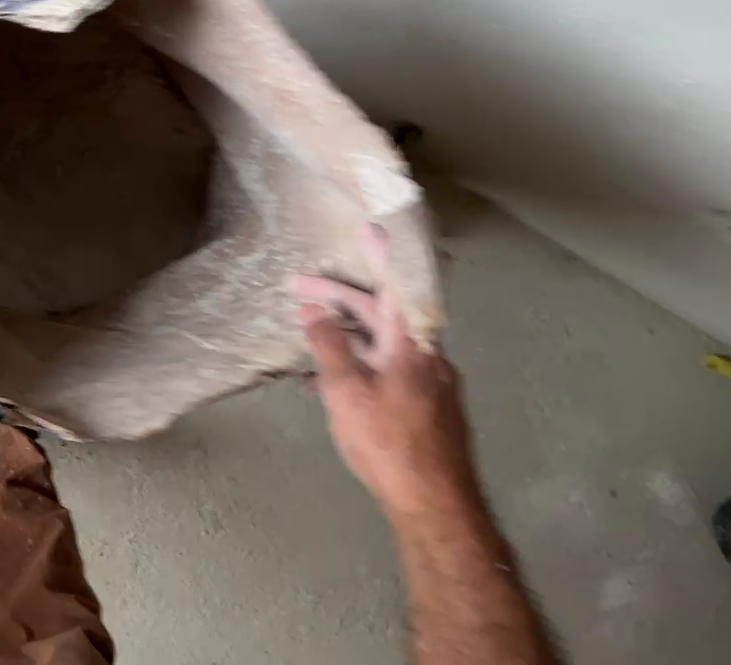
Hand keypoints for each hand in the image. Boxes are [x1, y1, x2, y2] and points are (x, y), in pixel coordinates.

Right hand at [294, 225, 473, 515]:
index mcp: (409, 345)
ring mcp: (429, 384)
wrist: (435, 504)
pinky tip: (328, 383)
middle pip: (381, 315)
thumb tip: (314, 311)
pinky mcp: (426, 407)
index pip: (394, 287)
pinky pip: (386, 368)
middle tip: (295, 292)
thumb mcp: (345, 389)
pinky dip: (357, 362)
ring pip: (381, 342)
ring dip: (344, 333)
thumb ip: (329, 345)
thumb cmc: (386, 440)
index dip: (381, 257)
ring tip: (306, 334)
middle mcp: (425, 357)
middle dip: (338, 299)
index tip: (370, 227)